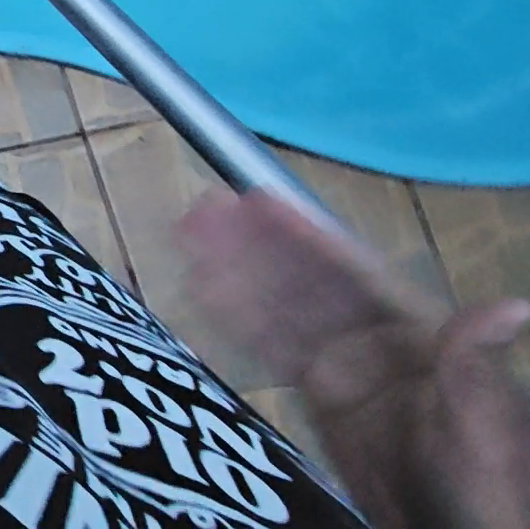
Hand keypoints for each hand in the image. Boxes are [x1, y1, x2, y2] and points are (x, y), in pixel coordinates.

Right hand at [181, 191, 529, 527]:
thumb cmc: (486, 485)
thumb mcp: (485, 424)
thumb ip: (473, 362)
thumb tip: (513, 308)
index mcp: (417, 335)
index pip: (351, 272)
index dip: (304, 233)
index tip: (258, 200)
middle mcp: (374, 339)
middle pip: (302, 279)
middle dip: (252, 242)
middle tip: (203, 208)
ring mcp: (343, 363)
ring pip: (276, 303)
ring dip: (232, 267)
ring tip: (188, 235)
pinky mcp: (318, 389)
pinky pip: (268, 342)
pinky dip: (233, 313)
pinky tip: (202, 289)